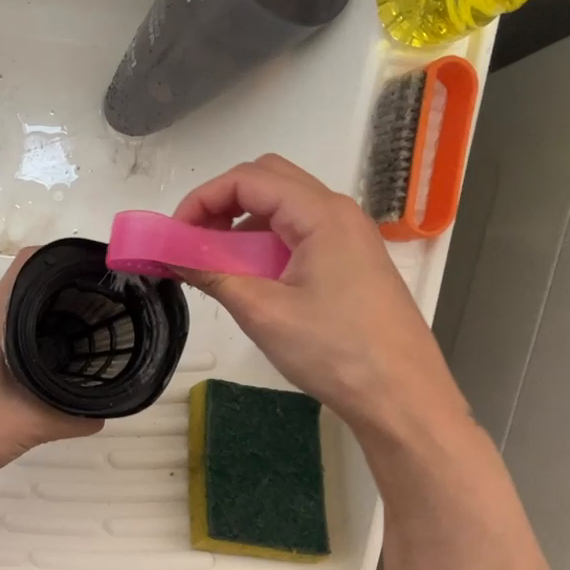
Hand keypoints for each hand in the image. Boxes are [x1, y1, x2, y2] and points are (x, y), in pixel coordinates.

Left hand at [0, 249, 103, 496]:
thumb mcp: (32, 425)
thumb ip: (75, 417)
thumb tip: (105, 413)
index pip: (26, 266)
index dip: (62, 258)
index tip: (97, 269)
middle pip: (28, 287)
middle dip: (67, 288)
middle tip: (107, 300)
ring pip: (21, 315)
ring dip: (53, 316)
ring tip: (94, 326)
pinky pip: (15, 339)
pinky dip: (41, 340)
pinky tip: (63, 360)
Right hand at [171, 154, 470, 440]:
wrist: (398, 390)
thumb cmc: (332, 349)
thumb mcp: (262, 312)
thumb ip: (213, 275)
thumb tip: (171, 255)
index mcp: (320, 215)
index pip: (249, 179)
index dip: (202, 198)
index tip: (172, 236)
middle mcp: (336, 213)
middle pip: (267, 181)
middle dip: (218, 203)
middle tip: (188, 242)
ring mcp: (345, 236)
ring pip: (281, 206)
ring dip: (238, 223)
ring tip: (209, 263)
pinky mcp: (347, 259)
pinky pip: (294, 232)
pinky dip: (259, 242)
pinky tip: (243, 277)